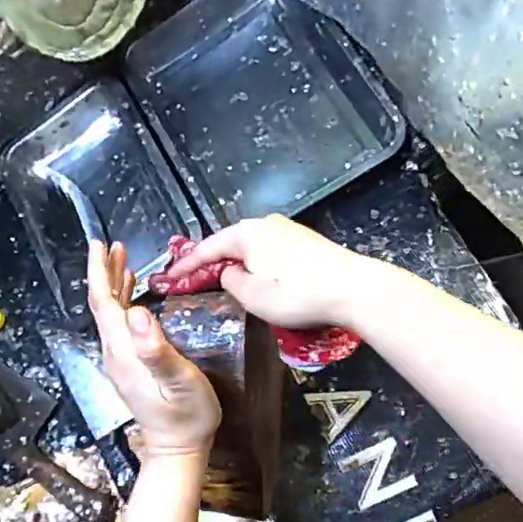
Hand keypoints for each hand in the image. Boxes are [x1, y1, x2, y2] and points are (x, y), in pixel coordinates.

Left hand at [87, 240, 220, 457]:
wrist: (179, 448)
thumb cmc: (186, 415)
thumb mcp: (178, 381)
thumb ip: (156, 349)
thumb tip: (136, 312)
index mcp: (123, 351)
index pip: (103, 303)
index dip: (99, 272)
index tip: (99, 245)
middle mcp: (116, 353)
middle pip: (103, 305)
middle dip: (105, 273)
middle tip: (114, 246)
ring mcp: (121, 361)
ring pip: (110, 316)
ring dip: (114, 286)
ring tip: (123, 261)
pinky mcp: (130, 367)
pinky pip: (119, 327)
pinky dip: (123, 304)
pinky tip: (133, 299)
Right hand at [160, 215, 389, 328]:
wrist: (353, 290)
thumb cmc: (299, 295)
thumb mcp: (253, 297)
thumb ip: (231, 282)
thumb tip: (229, 272)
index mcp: (247, 233)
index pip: (207, 248)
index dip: (186, 265)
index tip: (169, 278)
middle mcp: (266, 224)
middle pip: (229, 243)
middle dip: (209, 260)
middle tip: (191, 278)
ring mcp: (288, 231)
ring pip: (250, 247)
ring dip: (234, 263)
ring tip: (219, 280)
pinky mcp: (305, 243)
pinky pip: (268, 252)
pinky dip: (254, 264)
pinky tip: (254, 277)